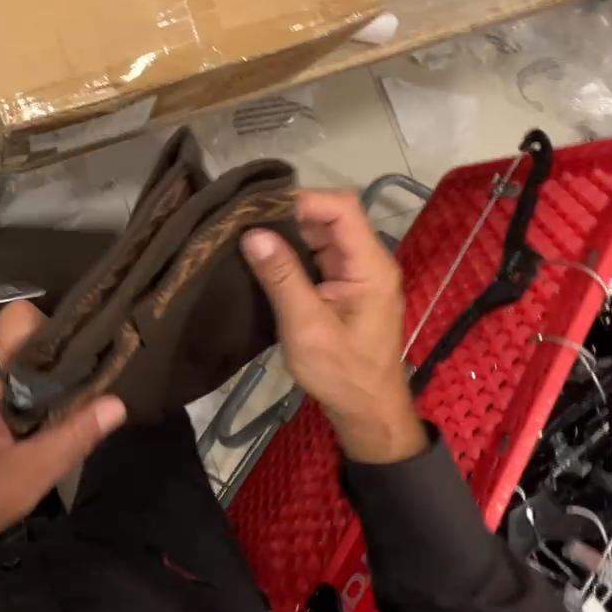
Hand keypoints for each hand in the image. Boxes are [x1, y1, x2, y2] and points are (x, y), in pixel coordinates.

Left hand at [0, 302, 126, 611]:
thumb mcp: (20, 480)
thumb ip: (72, 437)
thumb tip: (117, 404)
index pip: (22, 316)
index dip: (54, 336)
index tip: (71, 374)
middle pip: (7, 337)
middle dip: (35, 368)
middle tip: (51, 410)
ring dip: (9, 381)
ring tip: (20, 427)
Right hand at [241, 189, 426, 464]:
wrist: (366, 412)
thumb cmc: (342, 373)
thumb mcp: (307, 327)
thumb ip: (282, 277)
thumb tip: (252, 232)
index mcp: (369, 265)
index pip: (341, 207)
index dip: (301, 199)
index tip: (258, 209)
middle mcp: (365, 259)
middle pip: (328, 214)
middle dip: (286, 212)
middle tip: (242, 219)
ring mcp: (352, 271)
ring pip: (318, 231)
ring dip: (283, 230)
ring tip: (243, 232)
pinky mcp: (339, 283)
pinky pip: (313, 252)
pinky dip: (287, 248)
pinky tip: (259, 253)